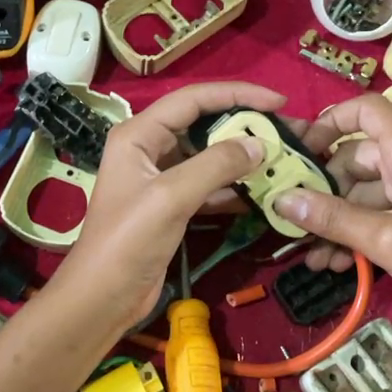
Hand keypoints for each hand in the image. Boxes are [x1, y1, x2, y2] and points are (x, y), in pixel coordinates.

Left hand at [57, 82, 285, 328]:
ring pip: (207, 155)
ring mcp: (159, 177)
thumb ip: (215, 166)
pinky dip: (232, 185)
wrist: (102, 297)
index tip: (278, 101)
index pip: (193, 99)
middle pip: (202, 123)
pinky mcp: (170, 205)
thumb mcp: (171, 197)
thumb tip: (259, 144)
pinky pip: (207, 184)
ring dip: (242, 156)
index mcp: (138, 134)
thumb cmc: (128, 241)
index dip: (237, 95)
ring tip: (284, 157)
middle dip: (244, 124)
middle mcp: (147, 148)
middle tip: (289, 130)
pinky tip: (263, 190)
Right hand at [275, 94, 391, 338]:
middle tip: (292, 219)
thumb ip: (332, 218)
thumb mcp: (387, 241)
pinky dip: (361, 234)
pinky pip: (385, 215)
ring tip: (311, 258)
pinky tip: (338, 265)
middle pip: (358, 157)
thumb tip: (280, 198)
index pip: (366, 110)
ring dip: (338, 221)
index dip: (329, 122)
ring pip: (368, 194)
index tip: (299, 153)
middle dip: (323, 189)